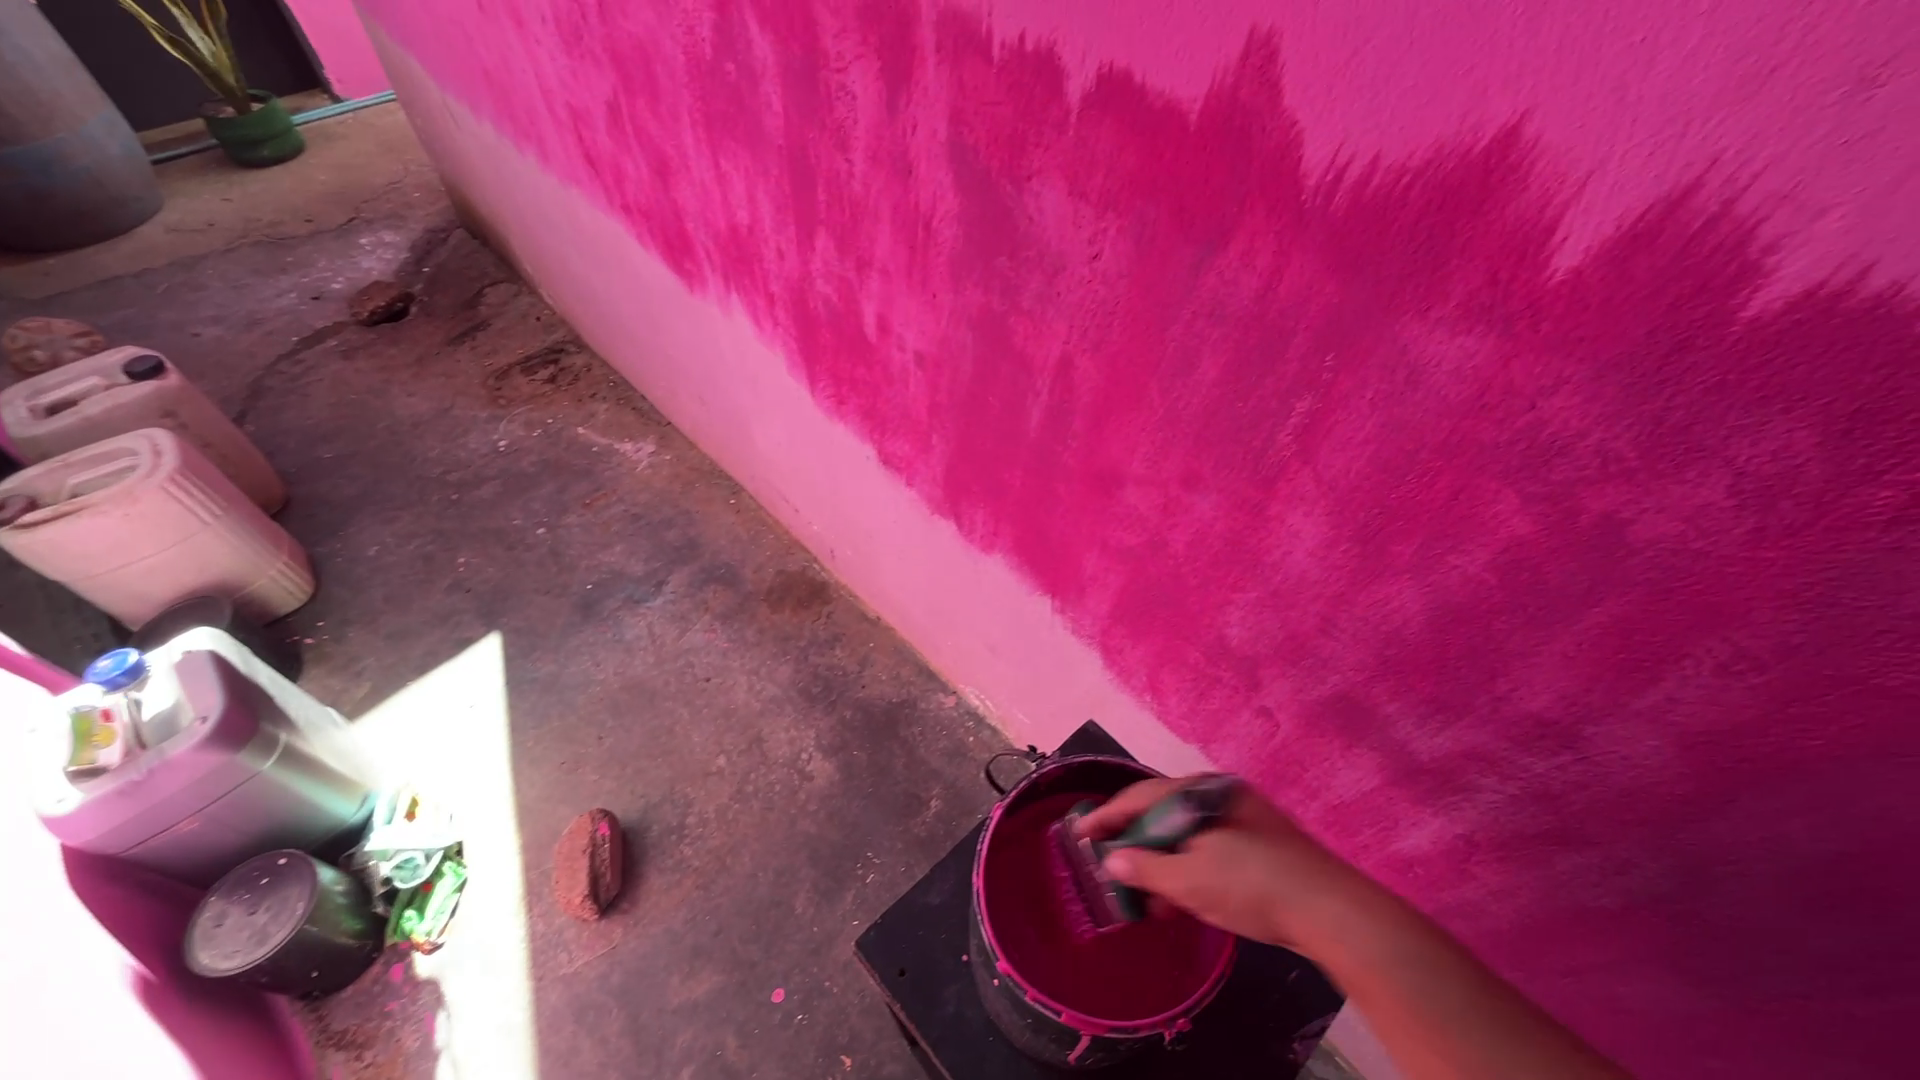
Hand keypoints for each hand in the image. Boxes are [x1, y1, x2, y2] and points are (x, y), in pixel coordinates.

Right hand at [1075, 775, 1365, 953]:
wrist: (1332, 911)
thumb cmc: (1252, 887)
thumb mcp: (1190, 881)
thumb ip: (1146, 868)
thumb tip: (1113, 860)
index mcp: (1201, 793)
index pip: (1139, 798)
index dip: (1106, 817)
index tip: (1079, 833)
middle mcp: (1220, 795)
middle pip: (1164, 812)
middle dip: (1135, 842)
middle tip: (1110, 864)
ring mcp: (1244, 816)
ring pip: (1188, 833)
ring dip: (1162, 861)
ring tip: (1144, 896)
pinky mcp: (1262, 842)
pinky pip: (1210, 846)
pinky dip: (1189, 867)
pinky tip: (1181, 899)